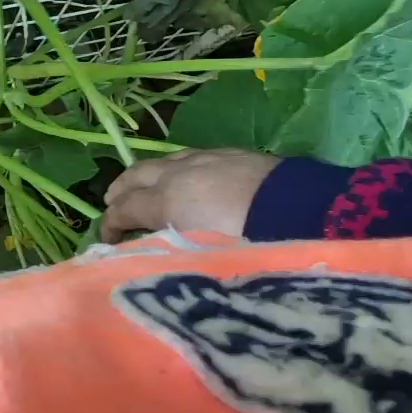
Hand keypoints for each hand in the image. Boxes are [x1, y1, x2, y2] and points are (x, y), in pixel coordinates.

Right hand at [101, 149, 281, 242]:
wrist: (303, 213)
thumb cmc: (245, 243)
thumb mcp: (198, 257)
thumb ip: (167, 253)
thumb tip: (145, 258)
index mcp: (165, 200)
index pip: (124, 209)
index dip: (110, 224)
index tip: (108, 240)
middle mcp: (178, 173)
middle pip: (137, 176)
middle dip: (120, 190)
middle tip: (112, 203)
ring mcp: (207, 159)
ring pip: (164, 162)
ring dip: (146, 176)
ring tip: (142, 187)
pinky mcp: (234, 154)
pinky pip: (192, 157)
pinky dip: (177, 169)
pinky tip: (185, 176)